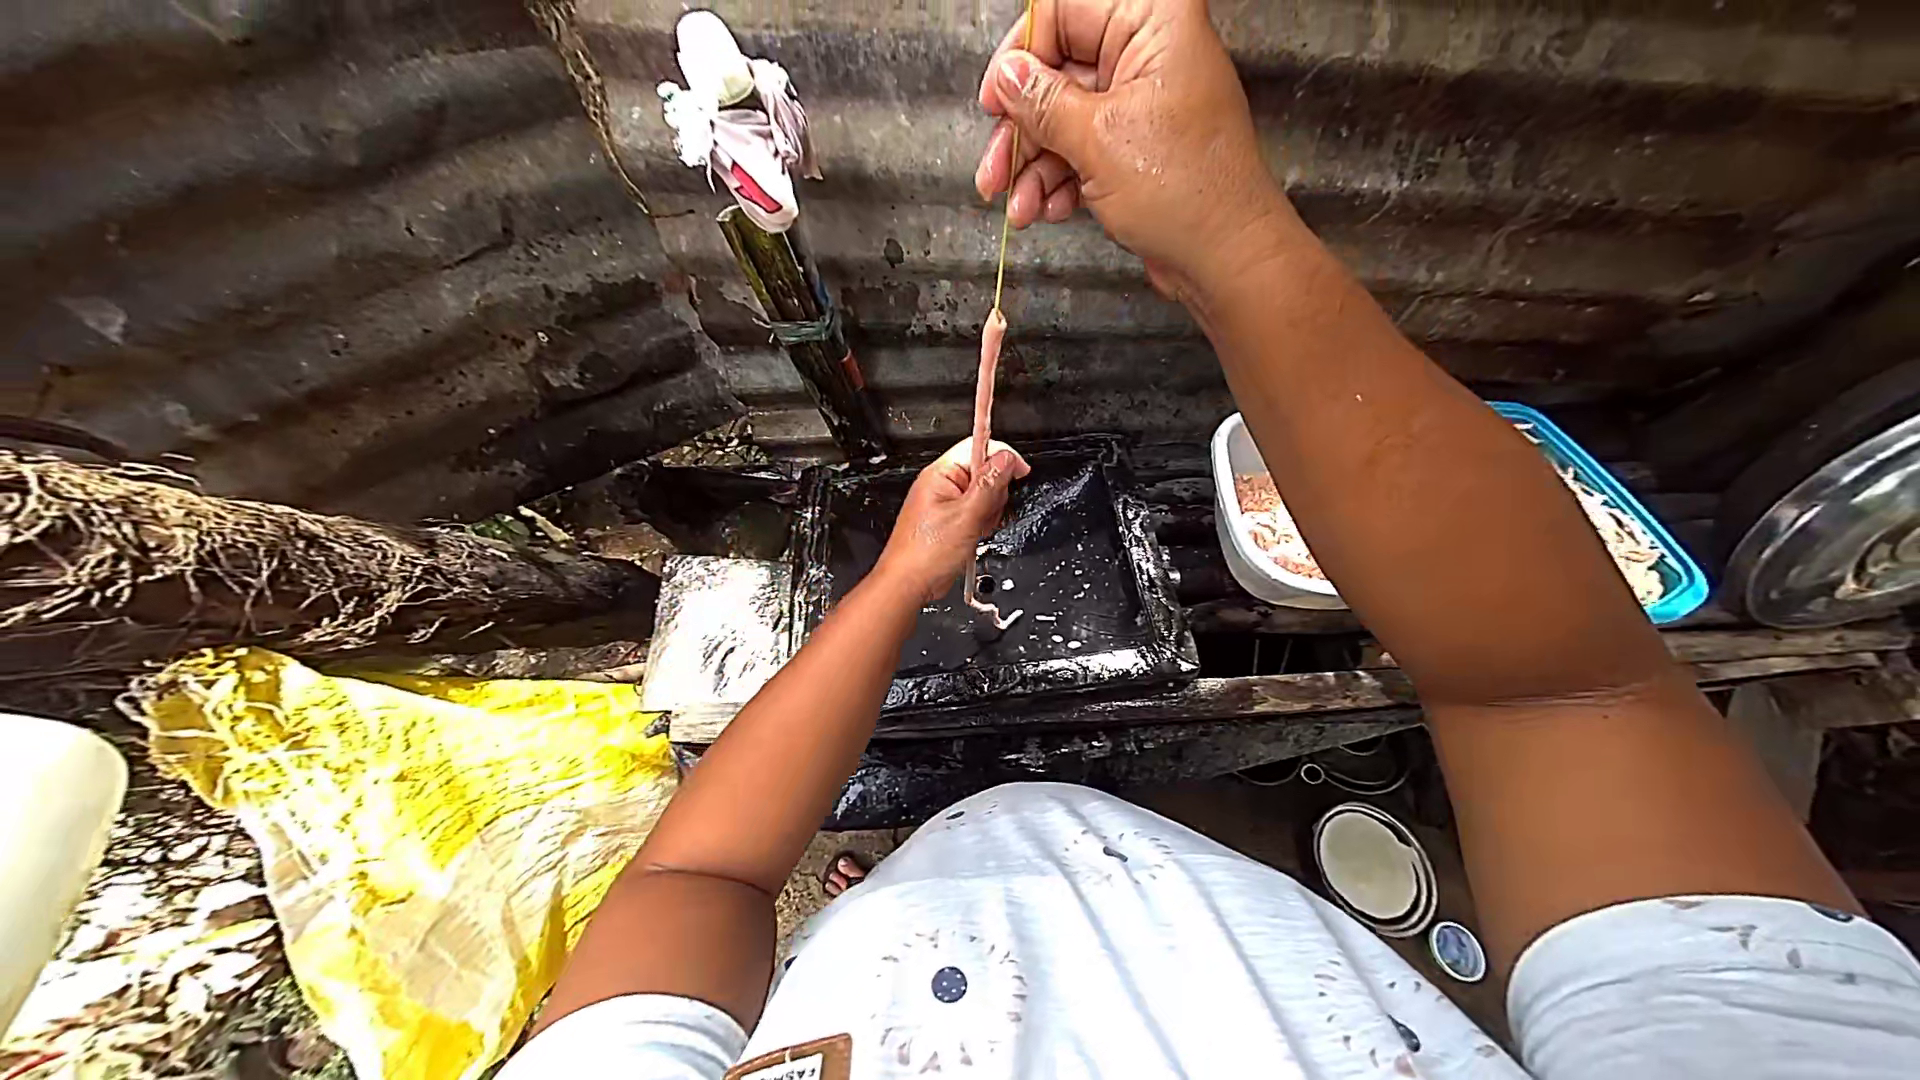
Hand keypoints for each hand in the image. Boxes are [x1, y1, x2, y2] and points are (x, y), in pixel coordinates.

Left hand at [874, 438, 1031, 603]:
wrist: (909, 584)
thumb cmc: (924, 554)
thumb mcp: (966, 516)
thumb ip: (989, 485)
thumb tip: (1007, 459)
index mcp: (941, 474)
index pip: (978, 446)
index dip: (1002, 456)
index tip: (1020, 472)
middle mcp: (942, 484)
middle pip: (985, 471)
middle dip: (995, 493)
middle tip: (984, 512)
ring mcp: (946, 502)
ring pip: (984, 494)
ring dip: (989, 512)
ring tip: (976, 528)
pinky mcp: (951, 519)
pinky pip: (977, 512)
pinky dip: (982, 523)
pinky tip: (975, 535)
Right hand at [973, 0, 1298, 302]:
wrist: (1221, 256)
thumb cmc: (1186, 192)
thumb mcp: (1098, 141)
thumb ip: (1044, 104)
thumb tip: (1008, 76)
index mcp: (1150, 22)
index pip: (1063, 11)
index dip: (1020, 57)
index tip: (994, 102)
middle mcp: (1145, 56)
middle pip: (1057, 77)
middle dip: (1021, 133)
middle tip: (994, 174)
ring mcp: (1138, 107)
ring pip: (1063, 124)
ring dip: (1034, 170)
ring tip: (1019, 209)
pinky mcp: (1133, 151)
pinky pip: (1081, 155)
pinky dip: (1058, 184)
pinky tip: (1047, 210)